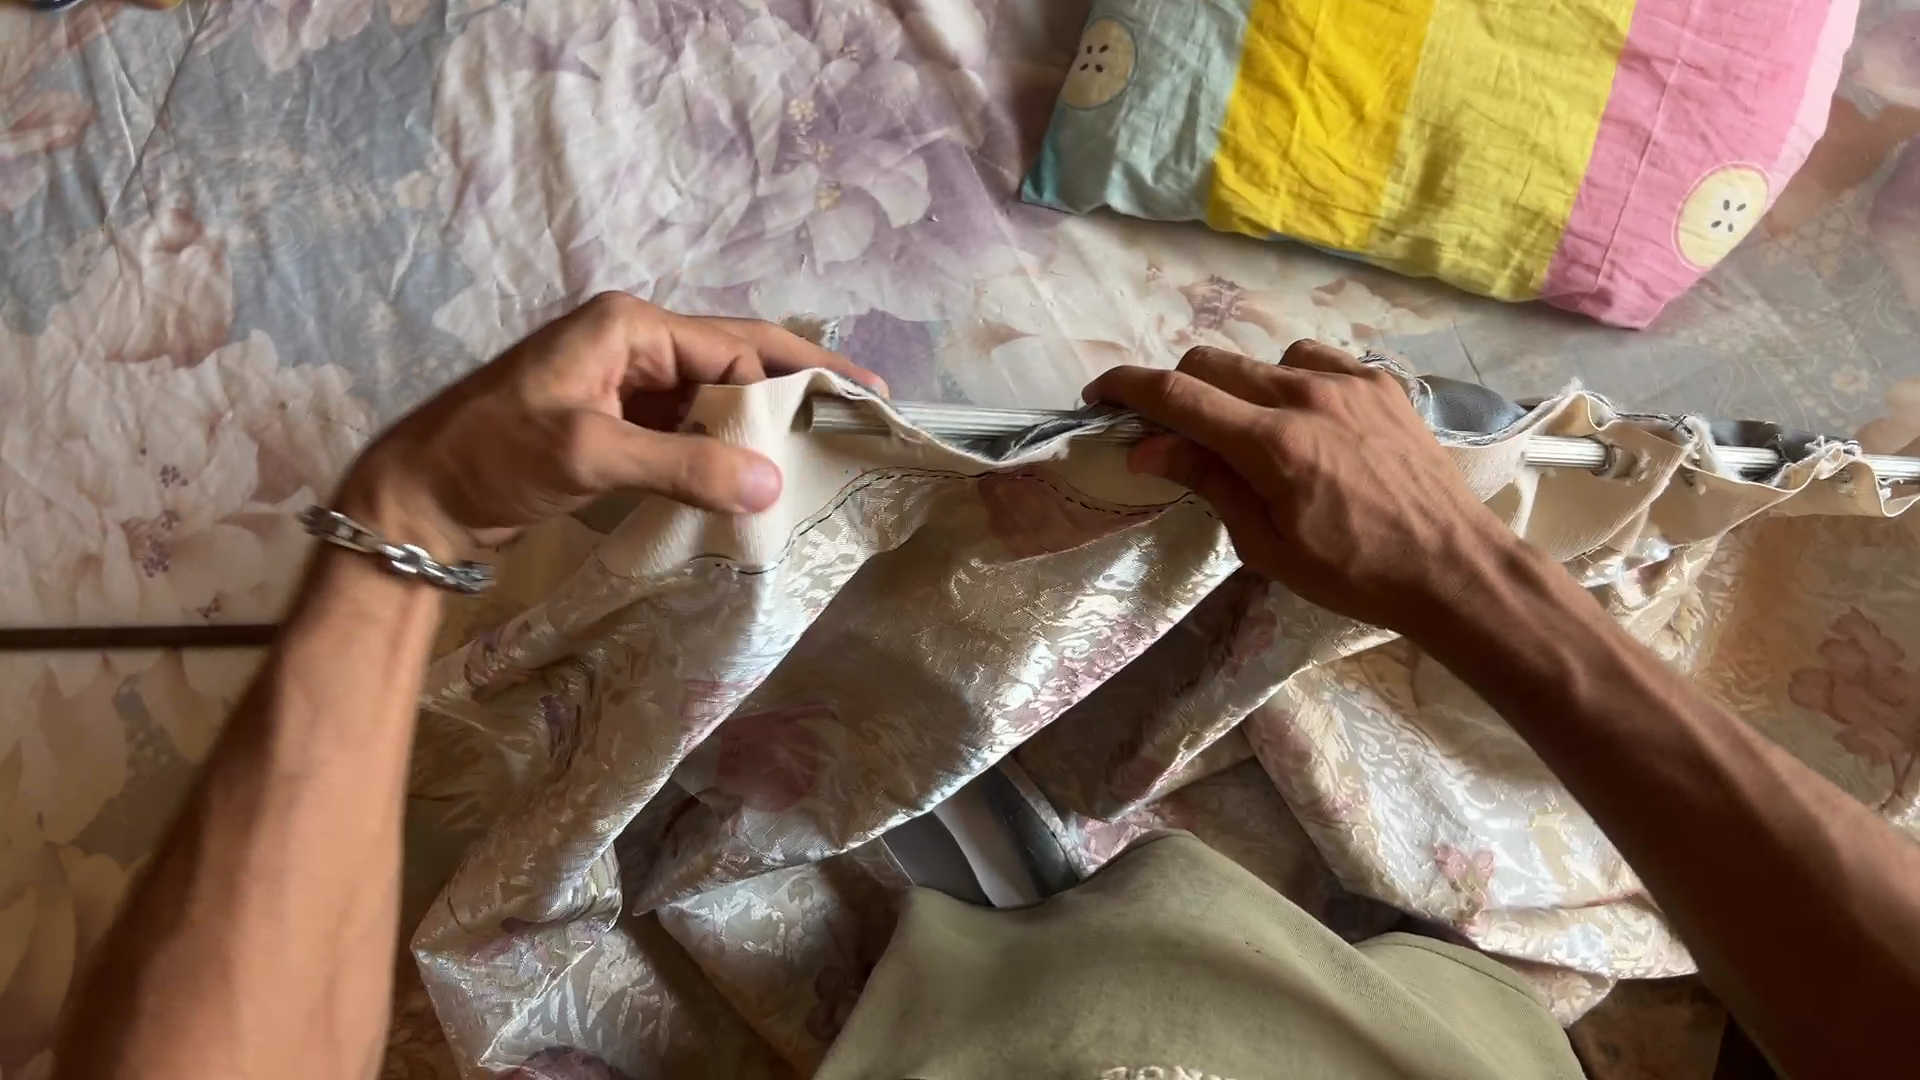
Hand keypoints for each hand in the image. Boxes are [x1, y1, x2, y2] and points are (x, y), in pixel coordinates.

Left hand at [336, 293, 885, 555]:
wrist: (422, 496)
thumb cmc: (493, 455)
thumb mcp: (590, 454)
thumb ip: (683, 467)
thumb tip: (772, 484)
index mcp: (632, 328)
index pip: (738, 347)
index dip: (799, 377)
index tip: (854, 405)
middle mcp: (640, 346)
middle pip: (740, 363)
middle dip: (798, 389)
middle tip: (859, 415)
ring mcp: (634, 385)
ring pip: (721, 398)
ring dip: (766, 424)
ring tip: (820, 450)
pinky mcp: (628, 421)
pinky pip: (696, 429)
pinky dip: (730, 450)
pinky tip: (759, 472)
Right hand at [1083, 342, 1519, 633]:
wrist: (1452, 567)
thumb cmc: (1349, 571)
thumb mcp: (1262, 542)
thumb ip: (1206, 480)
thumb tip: (1146, 448)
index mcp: (1271, 444)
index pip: (1176, 395)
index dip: (1126, 388)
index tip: (1098, 396)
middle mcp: (1306, 395)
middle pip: (1210, 362)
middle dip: (1175, 389)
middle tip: (1172, 431)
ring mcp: (1349, 382)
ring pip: (1259, 358)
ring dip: (1233, 387)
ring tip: (1247, 430)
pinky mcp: (1380, 382)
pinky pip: (1312, 360)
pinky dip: (1285, 381)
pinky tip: (1301, 417)